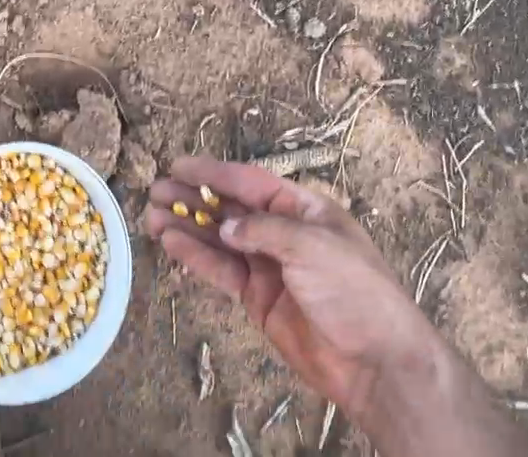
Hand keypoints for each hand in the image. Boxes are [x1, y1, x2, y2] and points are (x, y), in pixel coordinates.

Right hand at [144, 156, 430, 416]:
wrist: (376, 362)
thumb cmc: (354, 291)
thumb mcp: (313, 247)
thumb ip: (262, 230)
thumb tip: (223, 225)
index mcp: (303, 209)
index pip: (251, 182)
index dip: (214, 172)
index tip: (178, 165)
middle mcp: (282, 232)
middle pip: (230, 207)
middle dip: (193, 198)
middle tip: (155, 190)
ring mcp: (268, 266)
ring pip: (219, 239)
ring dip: (187, 226)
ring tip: (151, 216)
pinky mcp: (257, 298)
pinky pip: (220, 271)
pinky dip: (195, 257)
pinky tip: (171, 244)